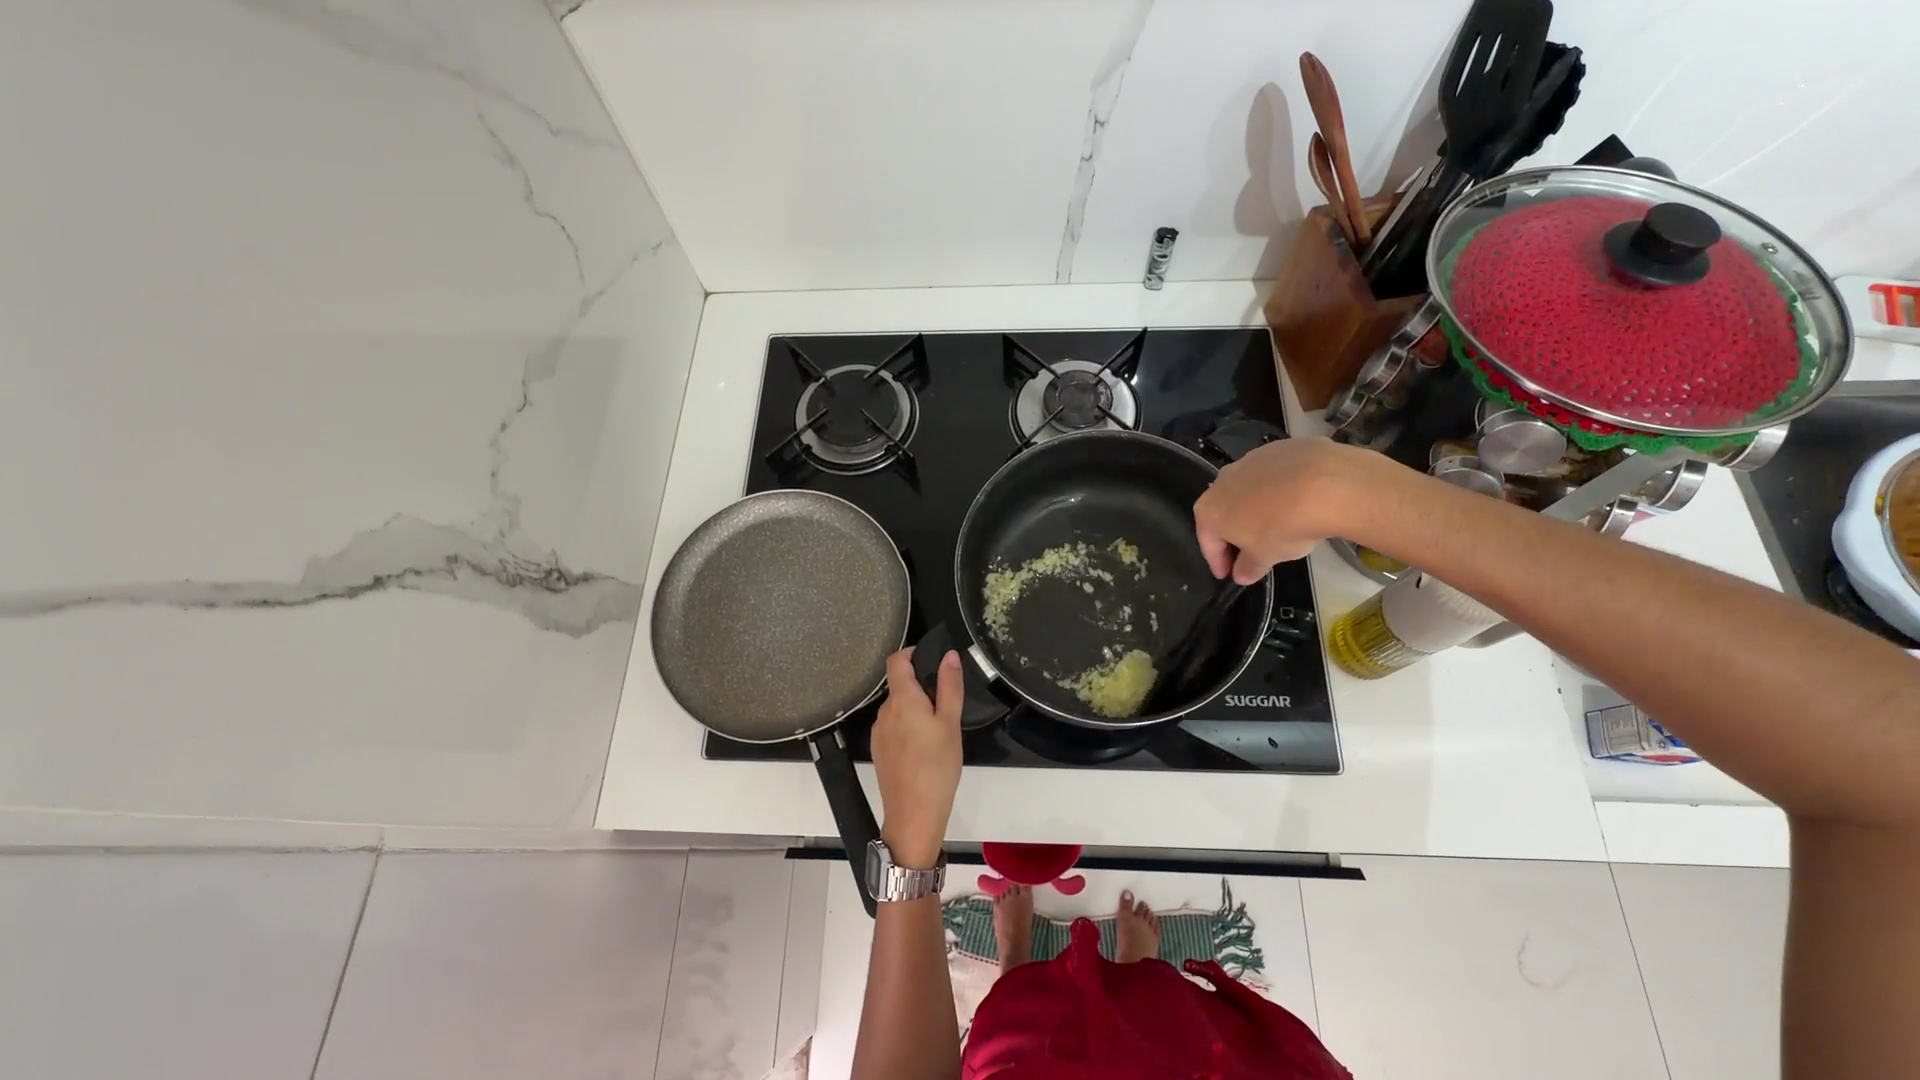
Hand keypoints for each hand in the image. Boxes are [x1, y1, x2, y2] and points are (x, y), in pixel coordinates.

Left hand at [870, 648, 963, 868]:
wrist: (914, 814)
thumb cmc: (937, 767)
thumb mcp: (950, 723)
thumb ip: (949, 686)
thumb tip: (949, 655)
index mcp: (902, 700)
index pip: (896, 660)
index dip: (912, 653)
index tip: (931, 659)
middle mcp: (884, 712)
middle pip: (899, 685)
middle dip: (920, 686)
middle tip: (947, 704)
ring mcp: (879, 732)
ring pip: (897, 708)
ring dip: (915, 709)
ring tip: (939, 730)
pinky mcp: (879, 750)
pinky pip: (893, 727)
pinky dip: (908, 727)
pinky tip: (925, 748)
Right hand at [1193, 437, 1377, 583]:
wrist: (1326, 484)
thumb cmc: (1283, 527)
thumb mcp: (1265, 557)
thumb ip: (1249, 567)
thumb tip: (1241, 574)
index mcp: (1210, 509)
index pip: (1208, 542)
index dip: (1217, 561)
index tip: (1228, 574)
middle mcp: (1222, 480)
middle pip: (1225, 512)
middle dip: (1236, 532)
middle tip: (1252, 550)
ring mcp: (1250, 460)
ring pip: (1249, 490)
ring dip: (1258, 507)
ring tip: (1280, 523)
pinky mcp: (1279, 448)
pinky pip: (1275, 475)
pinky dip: (1281, 488)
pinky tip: (1300, 501)